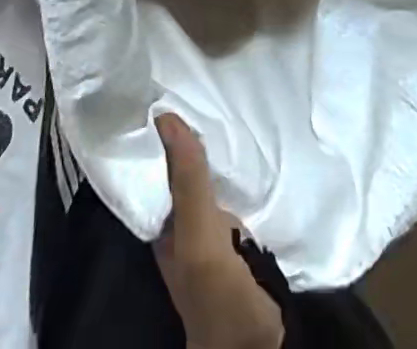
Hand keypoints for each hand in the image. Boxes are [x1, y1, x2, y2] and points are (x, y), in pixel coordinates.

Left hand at [154, 114, 283, 348]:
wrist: (261, 347)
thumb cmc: (219, 297)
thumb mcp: (200, 236)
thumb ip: (188, 182)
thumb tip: (166, 118)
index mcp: (162, 226)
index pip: (155, 169)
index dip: (160, 137)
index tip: (168, 96)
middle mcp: (181, 227)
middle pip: (184, 174)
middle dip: (191, 142)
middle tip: (203, 94)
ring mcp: (211, 234)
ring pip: (209, 183)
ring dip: (216, 157)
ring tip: (226, 109)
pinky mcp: (239, 240)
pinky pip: (234, 197)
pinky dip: (238, 178)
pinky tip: (250, 154)